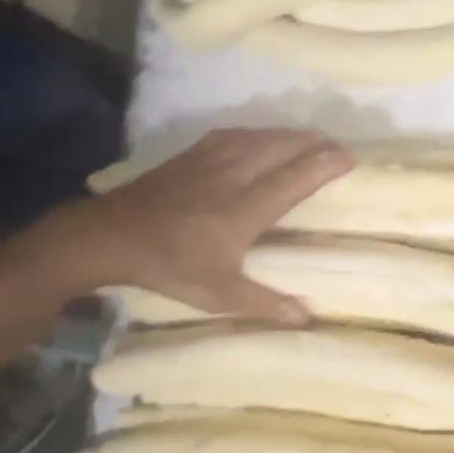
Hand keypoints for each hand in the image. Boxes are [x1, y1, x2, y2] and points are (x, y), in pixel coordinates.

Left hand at [33, 128, 352, 323]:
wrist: (105, 238)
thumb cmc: (169, 268)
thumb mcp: (221, 295)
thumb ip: (267, 304)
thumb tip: (309, 319)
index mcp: (243, 210)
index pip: (291, 180)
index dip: (321, 166)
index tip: (348, 157)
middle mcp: (229, 179)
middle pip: (277, 150)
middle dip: (310, 143)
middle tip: (337, 144)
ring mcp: (205, 164)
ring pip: (254, 139)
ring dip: (284, 135)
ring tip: (307, 137)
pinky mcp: (186, 159)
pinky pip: (228, 137)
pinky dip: (254, 133)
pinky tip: (259, 137)